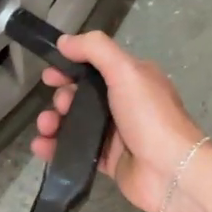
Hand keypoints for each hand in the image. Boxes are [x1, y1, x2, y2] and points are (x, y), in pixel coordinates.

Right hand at [29, 31, 207, 211]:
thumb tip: (64, 40)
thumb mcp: (126, 71)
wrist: (171, 171)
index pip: (95, 66)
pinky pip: (75, 150)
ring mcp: (116, 133)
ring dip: (55, 121)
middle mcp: (124, 103)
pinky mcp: (108, 160)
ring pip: (76, 122)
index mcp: (133, 78)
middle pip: (82, 94)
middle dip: (62, 97)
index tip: (49, 75)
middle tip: (58, 106)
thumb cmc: (149, 115)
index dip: (70, 67)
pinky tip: (41, 147)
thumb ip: (95, 50)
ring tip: (45, 128)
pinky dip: (56, 147)